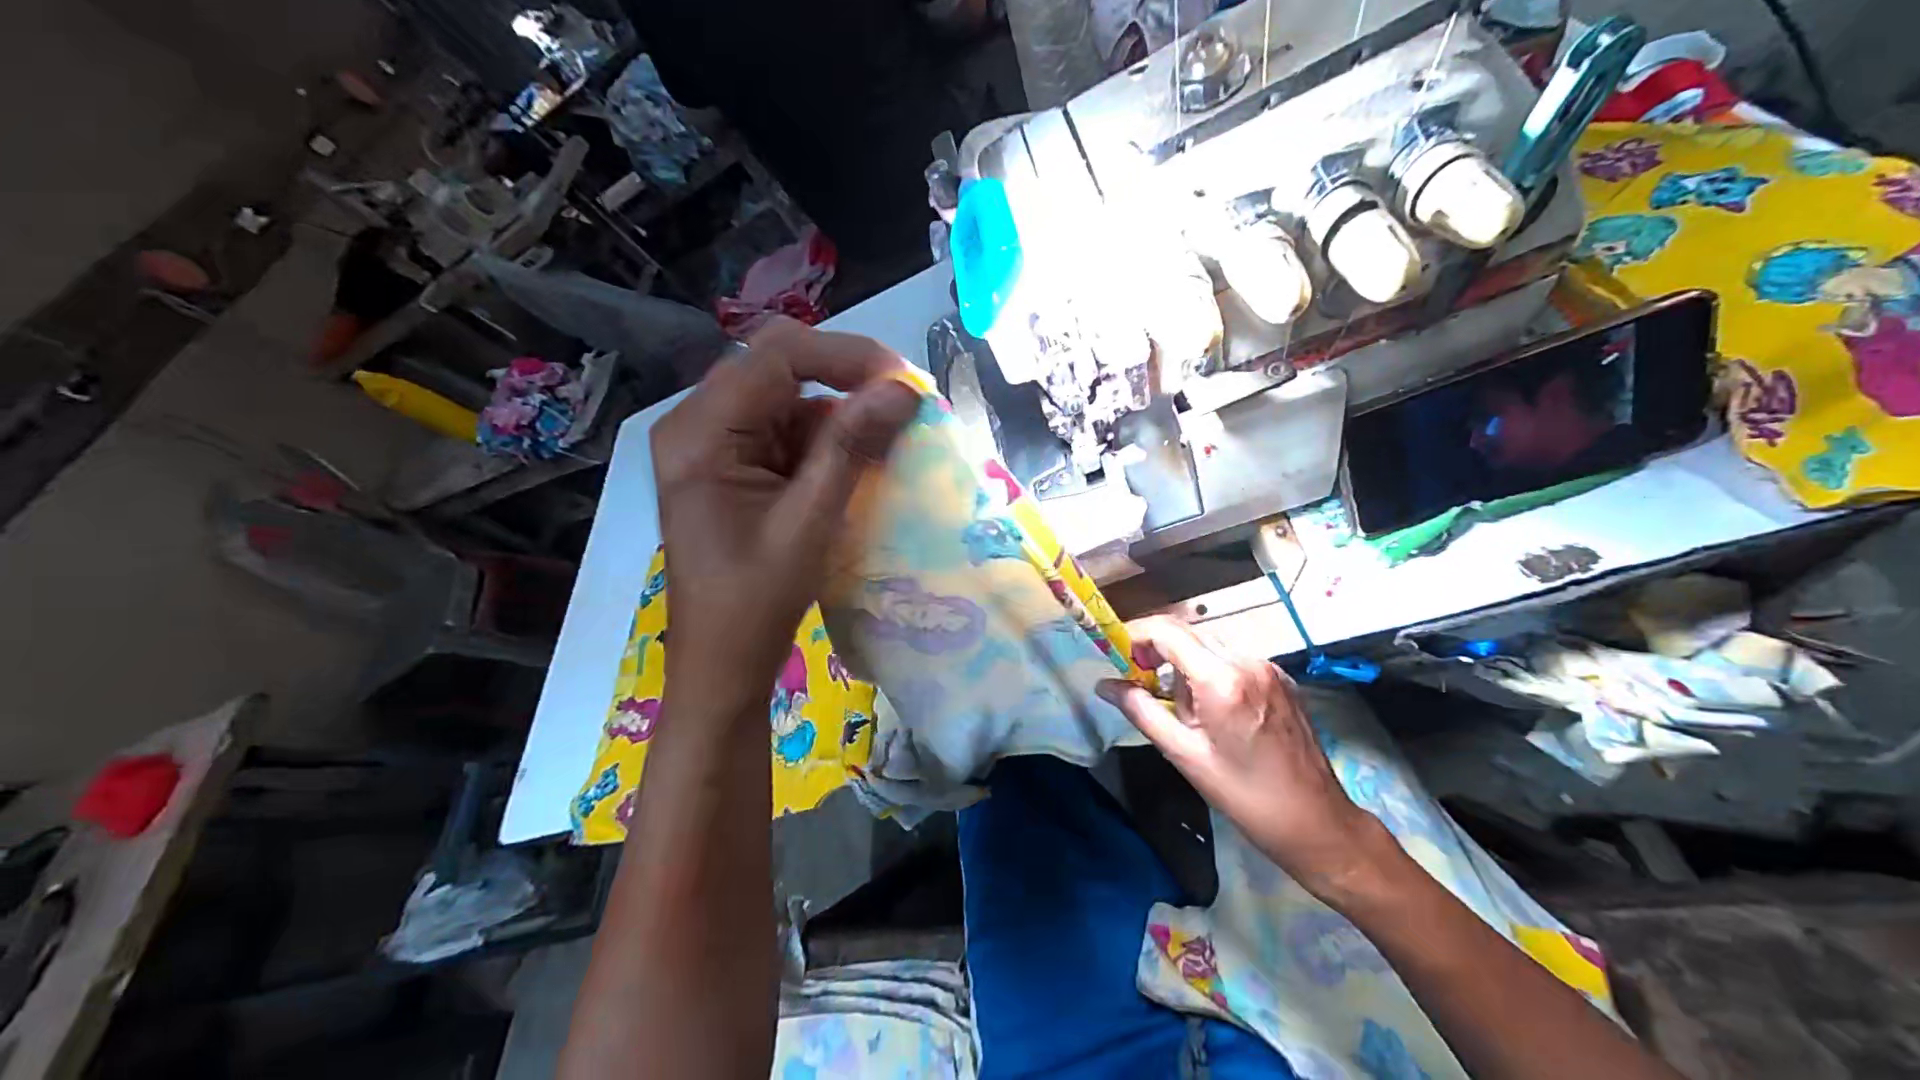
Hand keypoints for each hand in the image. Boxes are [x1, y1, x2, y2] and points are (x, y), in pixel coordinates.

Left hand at [652, 318, 919, 719]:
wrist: (721, 663)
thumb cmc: (755, 603)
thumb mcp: (808, 522)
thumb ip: (850, 448)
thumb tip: (903, 389)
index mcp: (699, 433)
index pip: (776, 356)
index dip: (846, 356)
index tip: (904, 382)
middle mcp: (697, 424)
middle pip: (778, 367)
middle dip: (845, 381)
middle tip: (902, 404)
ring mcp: (714, 444)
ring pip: (788, 398)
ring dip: (840, 415)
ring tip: (888, 440)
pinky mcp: (733, 464)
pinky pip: (786, 431)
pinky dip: (827, 441)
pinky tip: (858, 464)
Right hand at [1098, 616, 1382, 893]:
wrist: (1317, 822)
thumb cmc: (1245, 795)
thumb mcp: (1184, 755)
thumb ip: (1141, 711)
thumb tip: (1105, 685)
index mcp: (1222, 679)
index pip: (1166, 631)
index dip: (1134, 635)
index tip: (1115, 655)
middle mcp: (1247, 661)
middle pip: (1187, 634)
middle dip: (1156, 650)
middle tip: (1137, 681)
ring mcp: (1269, 668)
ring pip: (1209, 647)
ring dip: (1183, 664)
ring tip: (1178, 707)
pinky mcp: (1281, 679)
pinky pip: (1232, 660)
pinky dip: (1210, 672)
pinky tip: (1210, 710)